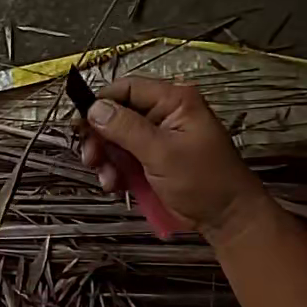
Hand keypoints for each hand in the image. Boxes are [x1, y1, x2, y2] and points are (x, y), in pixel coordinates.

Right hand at [79, 77, 269, 241]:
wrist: (226, 218)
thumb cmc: (204, 181)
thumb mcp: (162, 152)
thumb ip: (126, 128)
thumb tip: (94, 108)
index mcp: (174, 100)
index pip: (127, 88)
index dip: (101, 103)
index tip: (81, 124)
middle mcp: (164, 114)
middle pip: (117, 114)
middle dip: (100, 137)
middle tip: (91, 157)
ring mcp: (157, 138)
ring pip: (116, 139)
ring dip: (106, 158)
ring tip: (108, 178)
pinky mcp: (152, 159)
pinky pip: (124, 158)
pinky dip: (115, 171)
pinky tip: (115, 185)